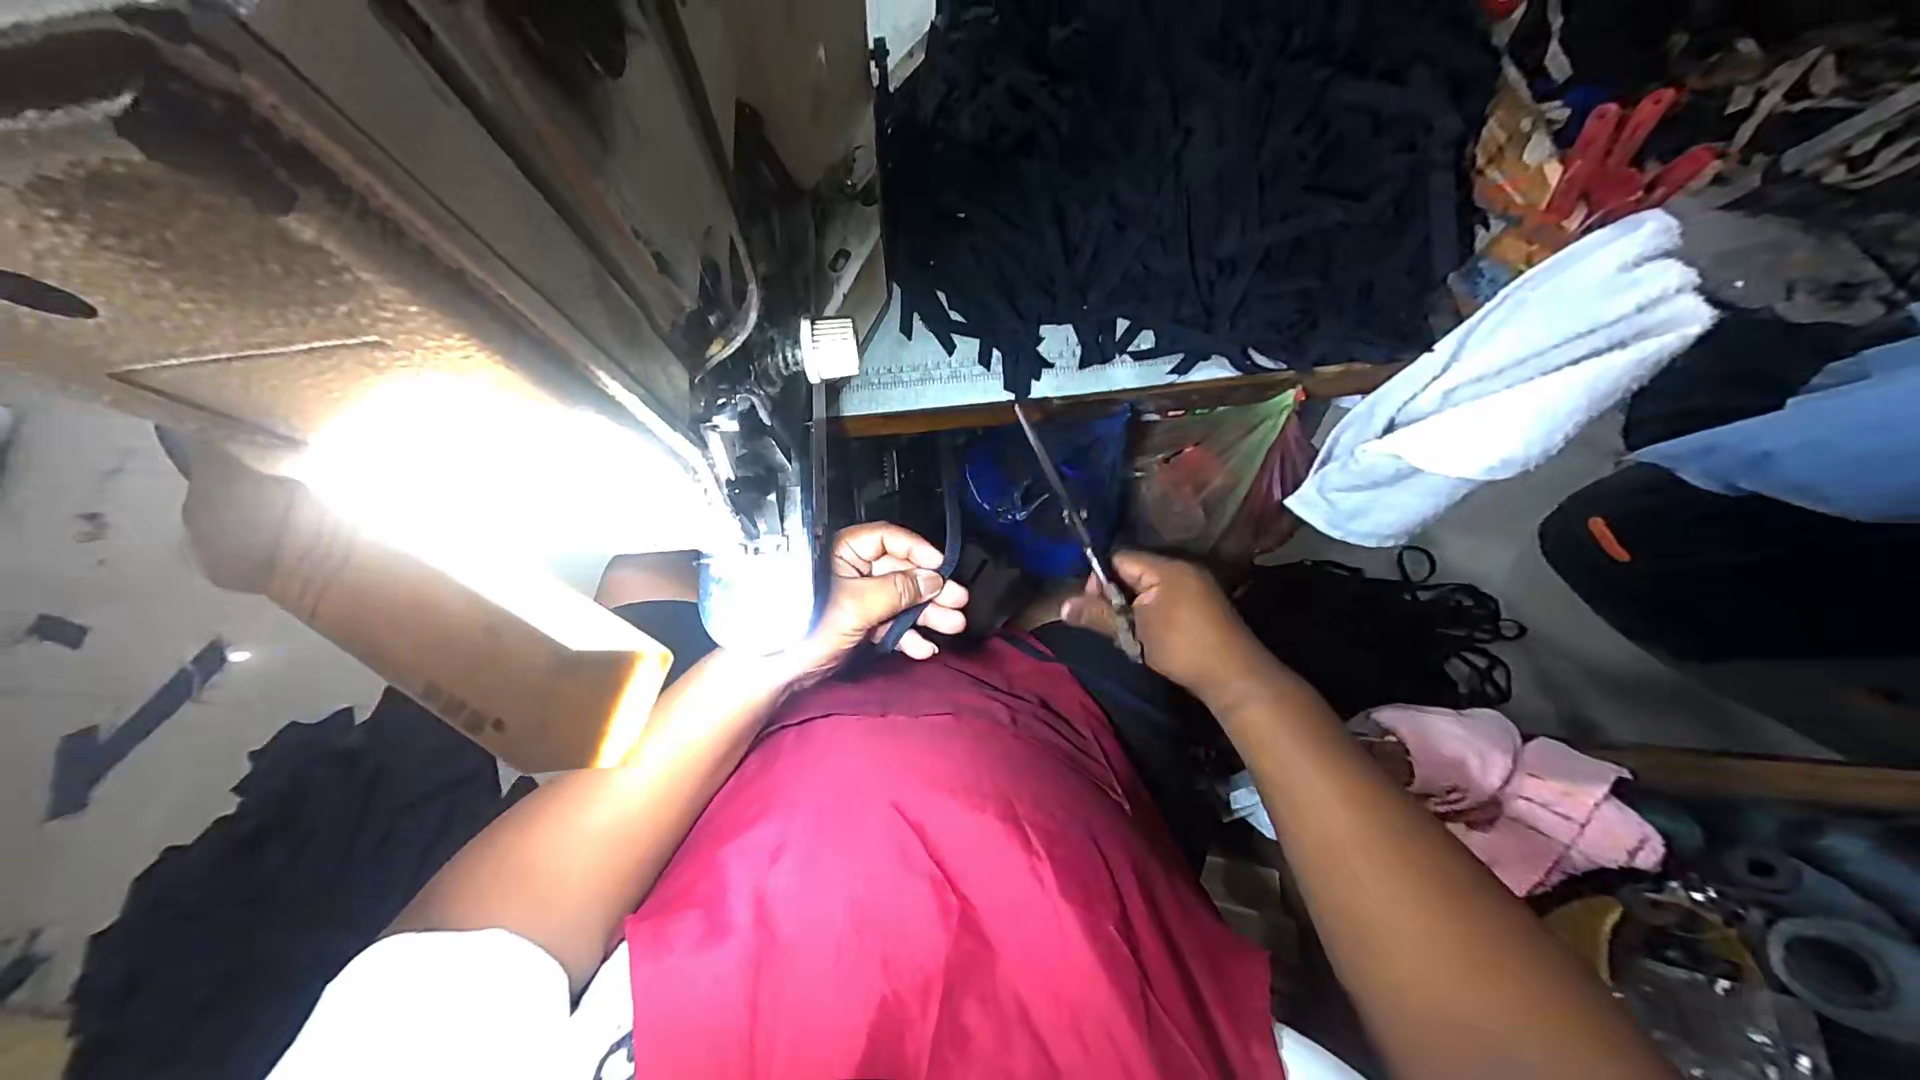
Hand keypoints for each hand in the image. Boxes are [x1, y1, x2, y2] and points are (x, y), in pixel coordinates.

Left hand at [789, 523, 968, 676]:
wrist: (777, 671)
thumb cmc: (801, 629)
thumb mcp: (857, 605)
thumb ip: (897, 590)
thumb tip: (931, 579)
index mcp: (840, 551)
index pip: (888, 539)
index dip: (917, 551)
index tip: (940, 566)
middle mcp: (850, 569)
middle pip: (900, 571)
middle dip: (930, 589)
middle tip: (957, 600)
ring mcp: (855, 597)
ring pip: (899, 599)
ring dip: (925, 614)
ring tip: (951, 624)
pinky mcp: (858, 622)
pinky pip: (889, 622)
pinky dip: (906, 634)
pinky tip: (923, 647)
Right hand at [1059, 551, 1265, 699]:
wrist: (1234, 676)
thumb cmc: (1181, 647)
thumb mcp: (1133, 632)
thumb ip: (1098, 615)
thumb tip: (1061, 606)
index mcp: (1165, 567)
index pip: (1119, 559)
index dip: (1100, 579)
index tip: (1095, 607)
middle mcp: (1182, 569)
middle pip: (1133, 572)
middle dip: (1116, 596)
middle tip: (1110, 624)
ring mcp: (1196, 586)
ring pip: (1149, 588)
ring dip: (1133, 608)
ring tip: (1128, 632)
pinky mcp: (1203, 604)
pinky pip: (1166, 598)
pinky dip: (1152, 613)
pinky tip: (1149, 635)